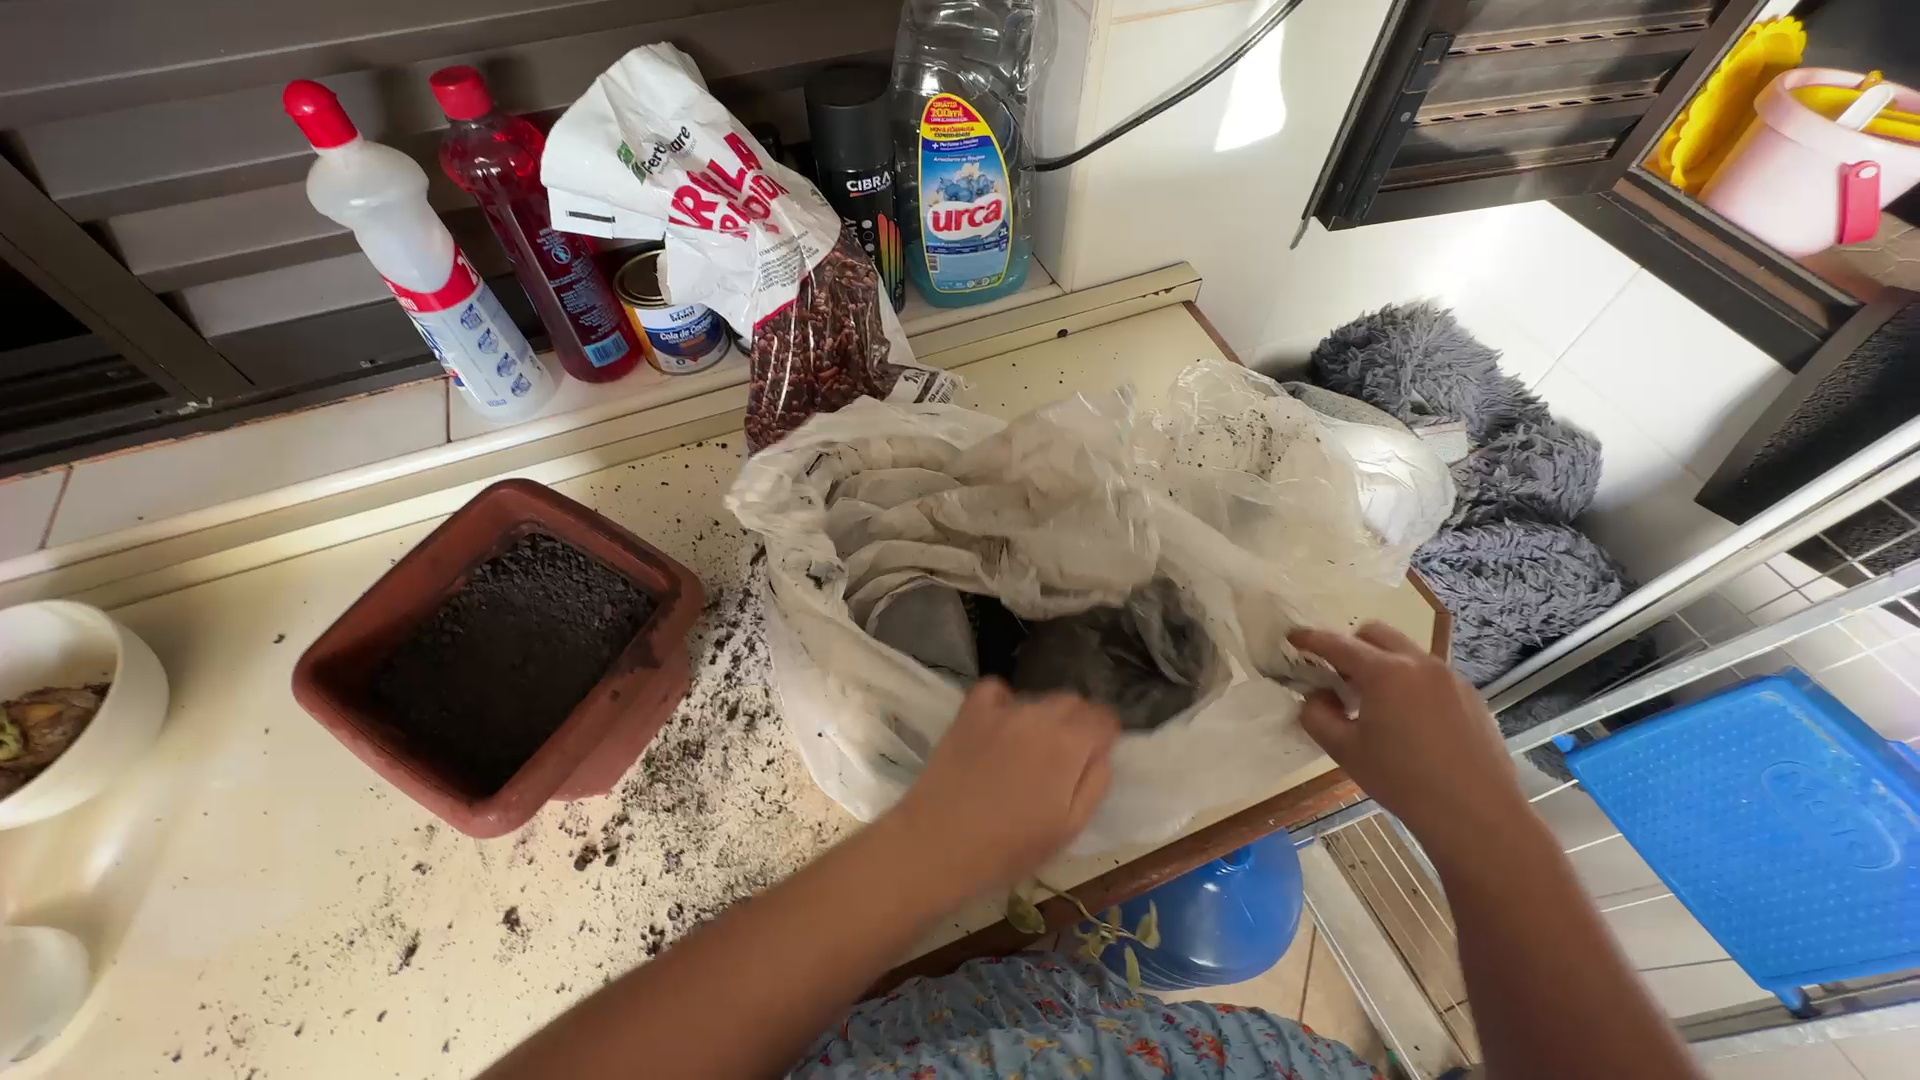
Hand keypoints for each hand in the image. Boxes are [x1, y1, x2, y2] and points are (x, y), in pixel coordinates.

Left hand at [885, 679, 1120, 896]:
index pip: (1104, 718)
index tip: (1093, 759)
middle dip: (1077, 725)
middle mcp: (1039, 716)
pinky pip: (996, 690)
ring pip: (1037, 699)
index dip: (1104, 737)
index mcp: (1069, 745)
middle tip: (1063, 761)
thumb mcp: (1070, 828)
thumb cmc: (1010, 847)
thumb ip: (1095, 783)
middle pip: (1073, 703)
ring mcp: (1002, 710)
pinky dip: (1004, 702)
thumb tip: (1100, 754)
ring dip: (1043, 718)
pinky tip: (999, 727)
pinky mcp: (970, 712)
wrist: (939, 844)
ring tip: (1027, 752)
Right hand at [1288, 622, 1530, 864]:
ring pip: (1406, 652)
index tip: (1294, 638)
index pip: (1337, 645)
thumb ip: (1317, 715)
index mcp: (1385, 673)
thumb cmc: (1401, 780)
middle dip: (1351, 645)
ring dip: (1382, 664)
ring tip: (1375, 703)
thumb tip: (1318, 696)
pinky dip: (1410, 683)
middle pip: (1376, 634)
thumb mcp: (1344, 750)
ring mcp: (1450, 678)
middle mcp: (1419, 664)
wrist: (1476, 814)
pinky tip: (1410, 722)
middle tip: (1337, 677)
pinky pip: (1430, 675)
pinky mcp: (1471, 696)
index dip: (1311, 640)